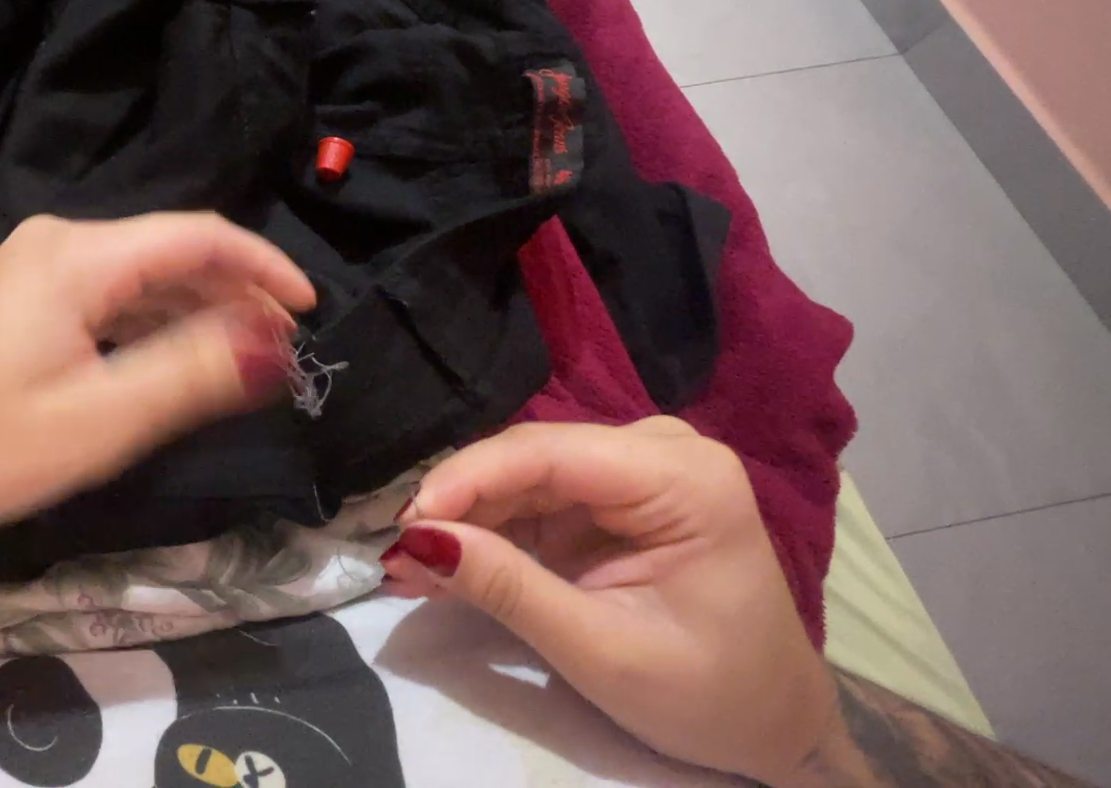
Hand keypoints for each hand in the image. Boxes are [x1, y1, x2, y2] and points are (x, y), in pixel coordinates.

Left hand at [0, 212, 314, 530]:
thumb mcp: (97, 421)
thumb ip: (190, 376)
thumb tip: (274, 345)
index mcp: (78, 257)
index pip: (197, 234)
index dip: (263, 264)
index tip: (308, 308)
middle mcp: (60, 243)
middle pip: (172, 250)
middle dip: (235, 293)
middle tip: (280, 349)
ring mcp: (38, 266)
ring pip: (143, 274)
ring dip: (197, 309)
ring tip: (243, 357)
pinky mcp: (26, 295)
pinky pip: (111, 294)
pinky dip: (155, 320)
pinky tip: (176, 356)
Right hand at [378, 417, 838, 786]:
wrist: (772, 723)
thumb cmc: (710, 696)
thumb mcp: (604, 652)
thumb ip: (509, 589)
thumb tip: (417, 540)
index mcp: (683, 478)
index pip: (549, 454)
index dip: (468, 479)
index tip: (407, 524)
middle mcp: (656, 449)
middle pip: (527, 459)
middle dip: (458, 506)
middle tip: (399, 554)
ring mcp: (631, 465)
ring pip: (518, 477)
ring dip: (463, 521)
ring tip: (410, 565)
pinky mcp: (607, 490)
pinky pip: (528, 497)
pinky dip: (486, 530)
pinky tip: (445, 560)